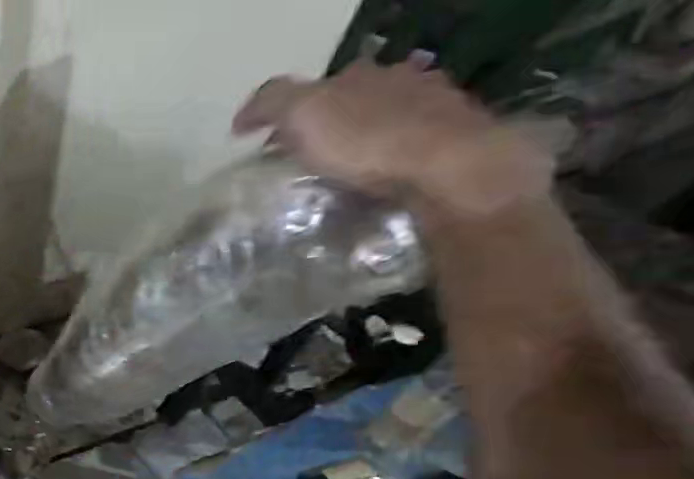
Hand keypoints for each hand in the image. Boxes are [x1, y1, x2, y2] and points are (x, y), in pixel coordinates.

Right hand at [233, 58, 551, 218]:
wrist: (444, 166)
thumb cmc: (367, 140)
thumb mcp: (304, 114)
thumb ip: (272, 106)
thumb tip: (241, 118)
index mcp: (361, 75)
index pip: (319, 90)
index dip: (294, 118)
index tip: (276, 150)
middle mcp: (400, 82)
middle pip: (357, 105)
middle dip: (334, 129)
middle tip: (311, 167)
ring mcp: (432, 110)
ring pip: (389, 126)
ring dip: (369, 147)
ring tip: (348, 183)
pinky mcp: (452, 145)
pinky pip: (413, 155)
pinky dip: (395, 167)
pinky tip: (384, 189)